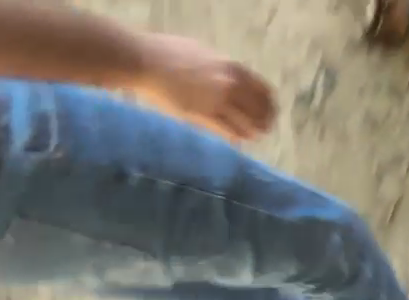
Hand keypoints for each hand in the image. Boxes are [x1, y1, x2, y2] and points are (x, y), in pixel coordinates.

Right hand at [132, 33, 275, 140]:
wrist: (137, 58)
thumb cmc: (165, 52)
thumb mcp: (202, 52)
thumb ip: (224, 68)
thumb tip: (240, 80)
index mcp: (232, 68)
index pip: (266, 93)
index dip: (270, 105)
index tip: (269, 112)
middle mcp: (230, 85)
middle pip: (263, 113)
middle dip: (265, 122)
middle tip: (263, 128)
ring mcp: (218, 100)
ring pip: (250, 126)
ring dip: (254, 133)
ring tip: (252, 135)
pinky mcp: (204, 114)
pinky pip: (231, 133)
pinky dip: (238, 138)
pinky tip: (238, 139)